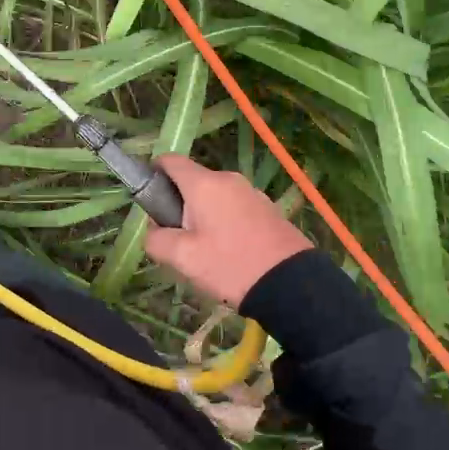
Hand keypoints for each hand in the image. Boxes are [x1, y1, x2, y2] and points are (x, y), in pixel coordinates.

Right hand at [143, 154, 312, 307]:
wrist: (296, 289)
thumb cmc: (232, 266)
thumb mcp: (183, 258)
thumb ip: (156, 240)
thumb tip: (155, 231)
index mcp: (204, 184)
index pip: (169, 160)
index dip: (153, 174)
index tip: (152, 203)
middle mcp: (228, 180)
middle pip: (191, 181)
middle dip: (180, 204)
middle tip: (180, 238)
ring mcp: (252, 194)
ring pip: (214, 196)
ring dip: (204, 215)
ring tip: (209, 251)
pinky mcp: (270, 210)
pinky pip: (236, 208)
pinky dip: (227, 222)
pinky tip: (233, 252)